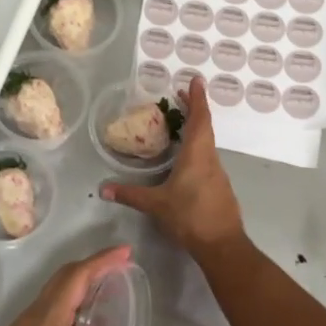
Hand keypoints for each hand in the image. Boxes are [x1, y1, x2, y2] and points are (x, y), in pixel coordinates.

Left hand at [0, 246, 158, 325]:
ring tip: (108, 294)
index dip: (102, 261)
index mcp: (45, 321)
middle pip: (63, 279)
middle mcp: (33, 317)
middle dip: (92, 267)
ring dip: (79, 286)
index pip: (76, 278)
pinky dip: (69, 307)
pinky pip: (48, 312)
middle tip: (121, 267)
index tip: (126, 252)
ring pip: (54, 295)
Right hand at [102, 77, 244, 254]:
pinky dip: (196, 148)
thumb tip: (104, 189)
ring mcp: (217, 173)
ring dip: (195, 129)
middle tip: (179, 96)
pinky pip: (207, 158)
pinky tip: (185, 158)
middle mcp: (210, 158)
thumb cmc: (190, 217)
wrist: (222, 245)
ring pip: (206, 143)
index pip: (199, 118)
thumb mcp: (156, 205)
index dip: (197, 98)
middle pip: (204, 127)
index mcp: (197, 154)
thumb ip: (130, 194)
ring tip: (178, 124)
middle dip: (193, 109)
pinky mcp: (219, 187)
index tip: (196, 80)